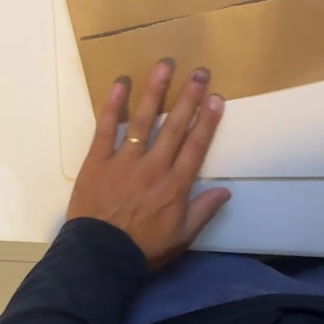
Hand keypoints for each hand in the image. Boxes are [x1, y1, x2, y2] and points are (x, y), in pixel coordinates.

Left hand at [68, 58, 231, 269]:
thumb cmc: (143, 250)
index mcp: (175, 185)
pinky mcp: (97, 161)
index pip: (196, 146)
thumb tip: (226, 191)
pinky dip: (113, 105)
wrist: (100, 257)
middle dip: (189, 97)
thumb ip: (203, 211)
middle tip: (199, 72)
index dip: (207, 120)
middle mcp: (154, 167)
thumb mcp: (182, 238)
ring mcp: (124, 161)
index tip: (216, 97)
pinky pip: (106, 128)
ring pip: (143, 120)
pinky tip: (120, 83)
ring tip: (164, 66)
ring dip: (155, 91)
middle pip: (175, 126)